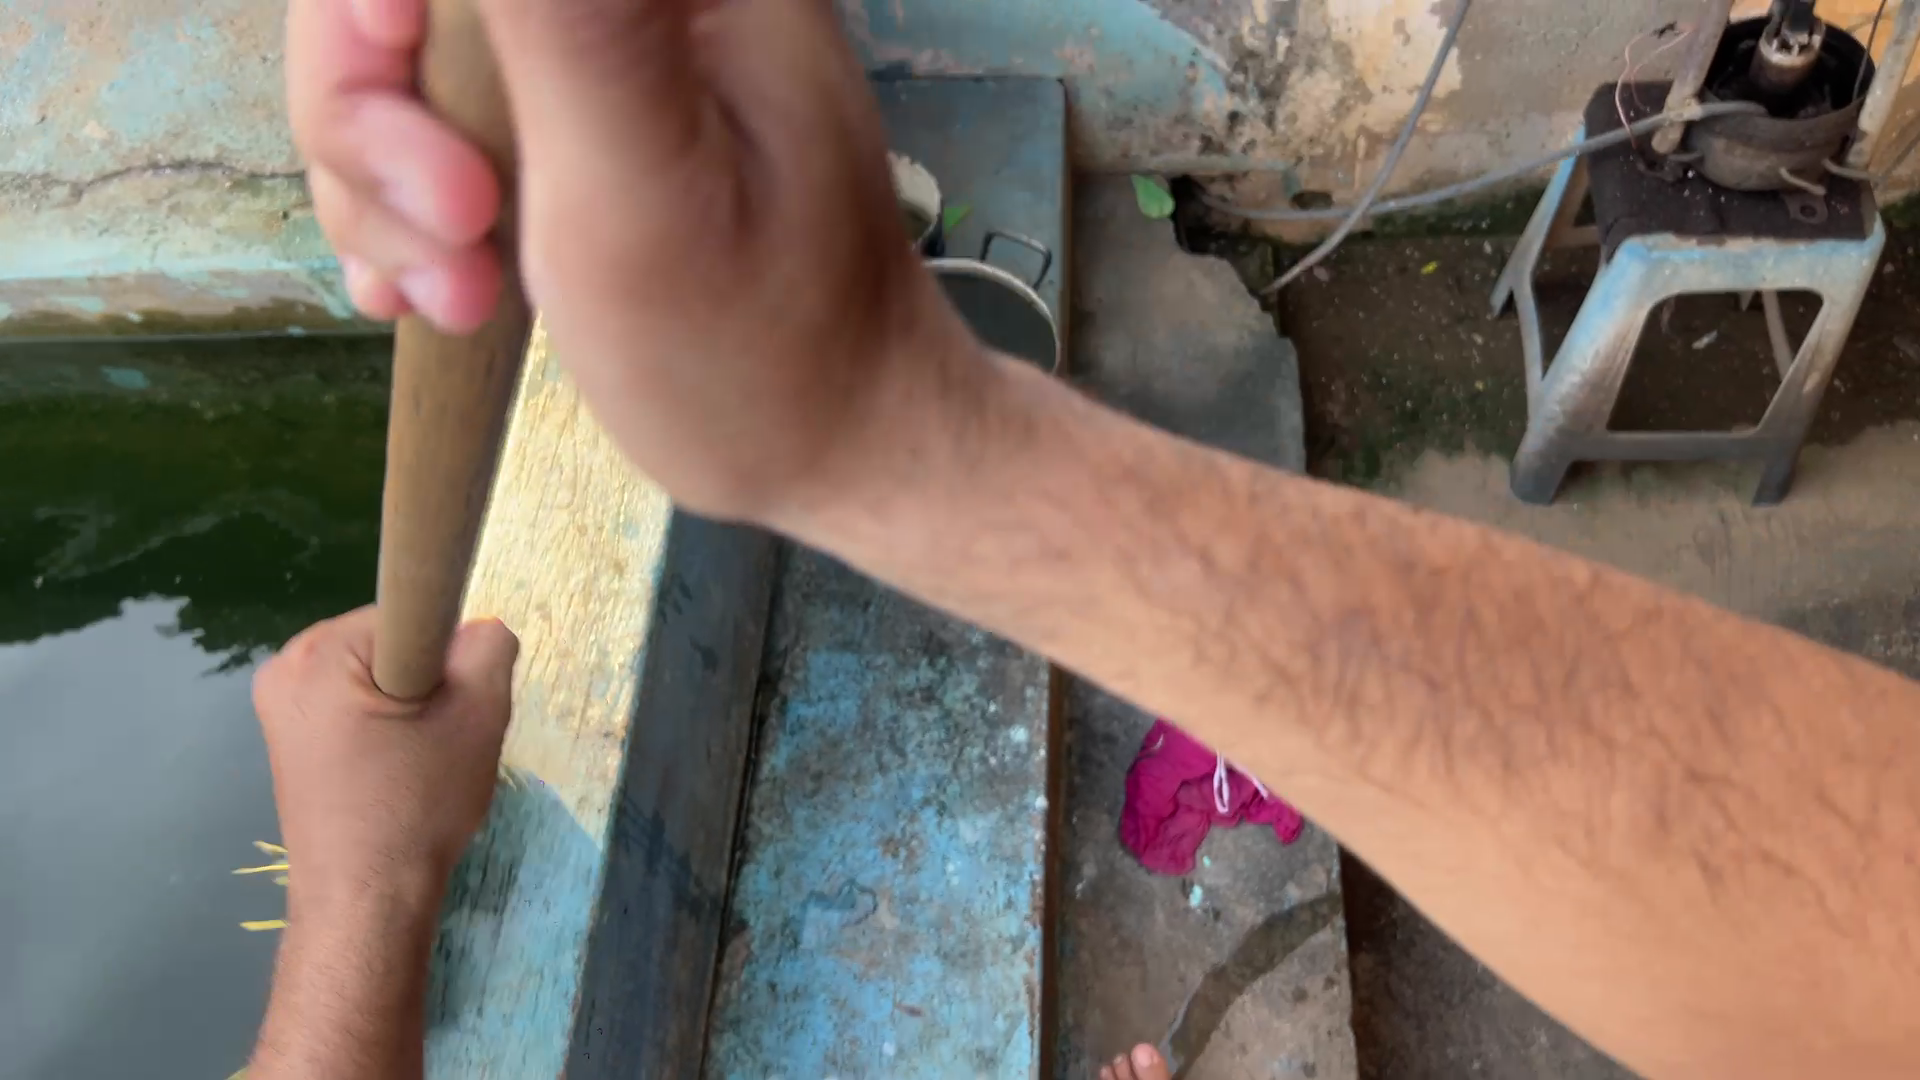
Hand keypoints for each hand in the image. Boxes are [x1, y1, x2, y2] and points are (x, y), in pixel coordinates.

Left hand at [252, 607, 518, 916]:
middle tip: (452, 722)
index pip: (418, 611)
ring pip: (386, 664)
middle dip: (437, 669)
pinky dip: (395, 711)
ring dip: (420, 692)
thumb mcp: (481, 714)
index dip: (457, 648)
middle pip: (399, 635)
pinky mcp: (292, 731)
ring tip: (430, 744)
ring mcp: (281, 701)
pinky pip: (364, 691)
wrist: (370, 895)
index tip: (464, 694)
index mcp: (322, 654)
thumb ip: (491, 646)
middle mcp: (286, 666)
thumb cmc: (420, 802)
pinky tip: (404, 755)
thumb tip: (482, 628)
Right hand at [286, 0, 987, 523]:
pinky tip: (443, 289)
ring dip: (396, 185)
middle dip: (381, 108)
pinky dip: (427, 211)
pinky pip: (469, 137)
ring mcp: (637, 80)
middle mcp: (672, 12)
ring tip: (462, 297)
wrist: (838, 450)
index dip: (378, 4)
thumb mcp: (643, 187)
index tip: (409, 96)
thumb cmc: (758, 357)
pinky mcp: (612, 151)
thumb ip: (565, 11)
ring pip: (423, 68)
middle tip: (456, 239)